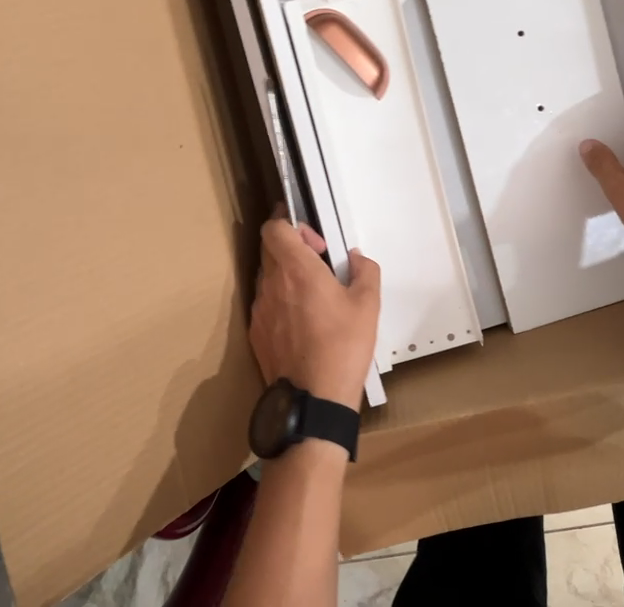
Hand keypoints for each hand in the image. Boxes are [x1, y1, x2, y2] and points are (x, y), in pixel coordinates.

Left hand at [249, 211, 379, 408]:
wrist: (313, 399)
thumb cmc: (342, 348)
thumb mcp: (367, 305)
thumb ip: (365, 271)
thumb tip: (357, 258)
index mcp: (297, 269)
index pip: (274, 227)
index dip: (291, 224)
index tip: (315, 240)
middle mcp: (272, 284)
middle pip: (269, 249)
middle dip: (292, 248)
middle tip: (318, 264)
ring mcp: (260, 309)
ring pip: (267, 277)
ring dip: (286, 276)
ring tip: (313, 296)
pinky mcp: (256, 333)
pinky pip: (265, 304)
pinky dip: (280, 302)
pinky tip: (302, 323)